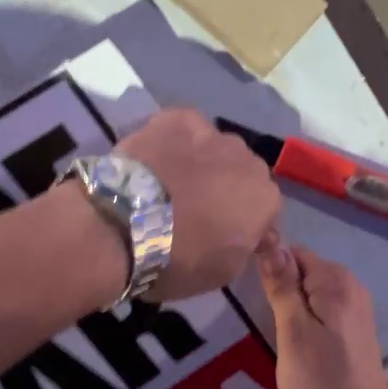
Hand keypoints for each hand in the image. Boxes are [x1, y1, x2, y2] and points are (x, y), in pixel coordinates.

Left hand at [117, 110, 280, 300]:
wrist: (121, 226)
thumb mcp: (224, 270)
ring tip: (171, 182)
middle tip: (196, 208)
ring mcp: (213, 134)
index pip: (264, 209)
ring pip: (215, 149)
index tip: (222, 235)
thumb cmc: (178, 259)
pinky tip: (158, 158)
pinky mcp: (178, 118)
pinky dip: (177, 142)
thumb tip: (247, 232)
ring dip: (203, 163)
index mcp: (266, 199)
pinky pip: (186, 129)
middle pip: (243, 173)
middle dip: (226, 187)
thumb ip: (245, 245)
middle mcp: (248, 160)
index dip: (244, 222)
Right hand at [257, 242, 387, 388]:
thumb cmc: (322, 384)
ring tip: (270, 335)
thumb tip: (270, 240)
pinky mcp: (354, 332)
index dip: (267, 267)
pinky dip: (303, 323)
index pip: (293, 252)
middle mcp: (350, 286)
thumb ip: (282, 286)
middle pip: (302, 271)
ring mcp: (355, 310)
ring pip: (310, 294)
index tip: (246, 293)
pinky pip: (321, 312)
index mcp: (336, 280)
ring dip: (288, 309)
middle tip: (255, 320)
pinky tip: (291, 347)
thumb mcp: (293, 334)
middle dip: (277, 289)